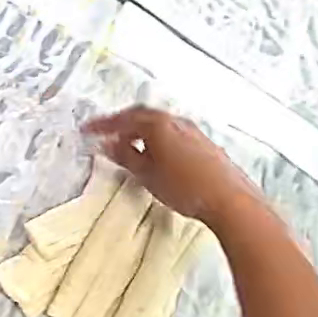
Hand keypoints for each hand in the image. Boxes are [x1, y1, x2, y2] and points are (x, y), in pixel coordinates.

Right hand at [83, 106, 263, 224]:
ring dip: (142, 132)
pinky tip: (156, 155)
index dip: (103, 125)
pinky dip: (158, 139)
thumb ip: (124, 156)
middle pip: (143, 116)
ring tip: (130, 147)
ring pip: (160, 124)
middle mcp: (176, 121)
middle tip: (107, 134)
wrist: (230, 200)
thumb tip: (106, 144)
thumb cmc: (185, 187)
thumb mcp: (146, 175)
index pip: (123, 119)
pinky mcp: (204, 143)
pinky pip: (173, 133)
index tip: (87, 129)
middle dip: (123, 124)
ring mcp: (193, 131)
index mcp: (157, 124)